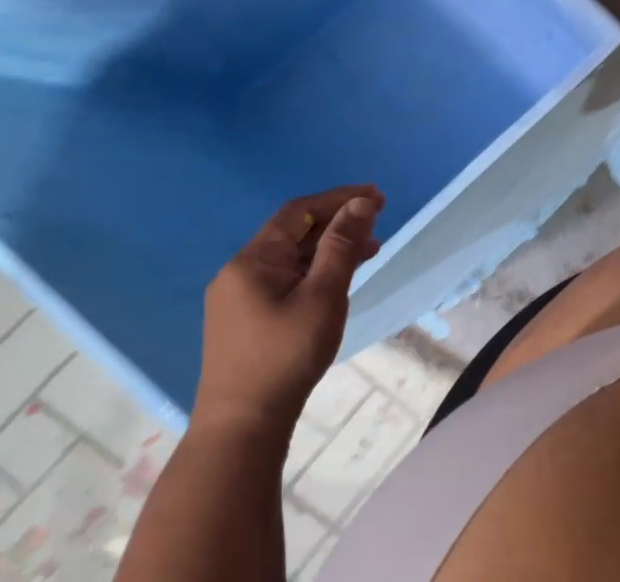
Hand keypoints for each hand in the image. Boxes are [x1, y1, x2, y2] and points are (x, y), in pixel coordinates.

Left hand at [193, 186, 384, 430]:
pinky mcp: (246, 317)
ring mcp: (239, 296)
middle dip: (337, 220)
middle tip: (379, 217)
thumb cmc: (287, 353)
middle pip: (292, 231)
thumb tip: (361, 202)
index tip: (378, 196)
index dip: (339, 198)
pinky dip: (316, 268)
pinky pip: (286, 277)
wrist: (244, 422)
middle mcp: (240, 272)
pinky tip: (339, 277)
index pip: (298, 211)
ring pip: (291, 256)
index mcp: (252, 261)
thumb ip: (342, 245)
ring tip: (370, 247)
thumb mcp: (324, 295)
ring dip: (329, 245)